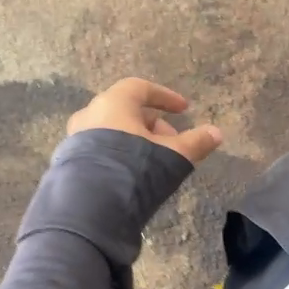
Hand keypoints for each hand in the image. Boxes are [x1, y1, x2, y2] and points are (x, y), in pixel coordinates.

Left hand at [67, 78, 224, 164]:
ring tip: (156, 160)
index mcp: (113, 104)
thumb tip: (216, 133)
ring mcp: (76, 136)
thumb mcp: (175, 153)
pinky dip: (122, 152)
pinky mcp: (71, 159)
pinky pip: (102, 147)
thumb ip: (197, 141)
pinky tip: (136, 172)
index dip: (165, 96)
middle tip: (172, 142)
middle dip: (154, 124)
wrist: (92, 200)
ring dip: (138, 140)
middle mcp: (90, 114)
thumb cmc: (136, 165)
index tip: (184, 109)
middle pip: (127, 110)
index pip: (140, 88)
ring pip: (114, 129)